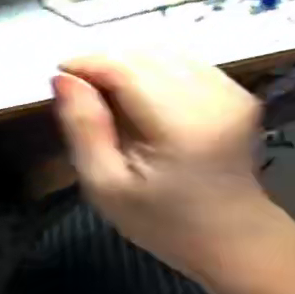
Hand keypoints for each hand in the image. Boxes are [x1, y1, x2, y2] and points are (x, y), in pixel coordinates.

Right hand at [51, 54, 284, 276]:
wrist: (232, 240)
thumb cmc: (162, 222)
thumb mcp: (105, 185)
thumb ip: (84, 128)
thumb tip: (63, 78)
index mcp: (182, 124)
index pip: (126, 69)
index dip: (87, 63)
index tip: (58, 74)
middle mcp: (212, 96)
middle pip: (146, 55)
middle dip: (106, 63)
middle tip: (78, 90)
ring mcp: (230, 90)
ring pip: (165, 53)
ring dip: (128, 65)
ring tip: (105, 94)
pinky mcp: (236, 92)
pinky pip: (183, 63)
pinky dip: (152, 71)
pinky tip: (138, 99)